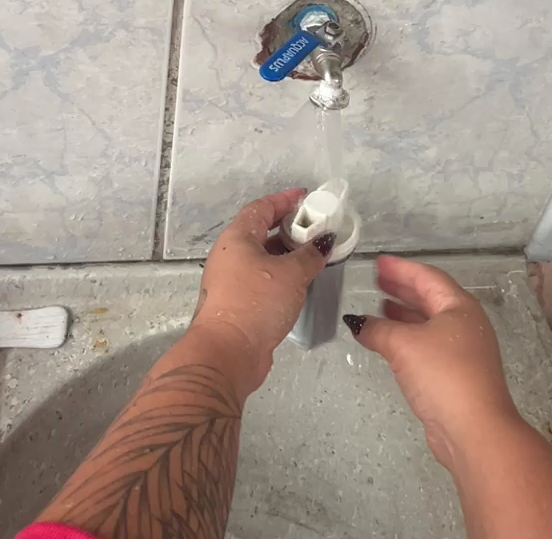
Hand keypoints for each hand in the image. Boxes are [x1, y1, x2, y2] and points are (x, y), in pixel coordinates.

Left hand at [187, 188, 331, 394]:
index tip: (306, 197)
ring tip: (313, 254)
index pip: (261, 208)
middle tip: (315, 227)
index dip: (284, 200)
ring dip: (287, 253)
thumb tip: (323, 242)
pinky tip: (300, 283)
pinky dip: (281, 274)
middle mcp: (230, 255)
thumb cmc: (256, 302)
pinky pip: (262, 278)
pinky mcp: (236, 303)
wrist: (227, 354)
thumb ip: (310, 255)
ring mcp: (230, 280)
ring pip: (262, 257)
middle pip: (261, 231)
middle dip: (289, 227)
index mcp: (237, 238)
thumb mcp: (292, 274)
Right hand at [344, 255, 524, 467]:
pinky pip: (428, 344)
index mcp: (458, 306)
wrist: (475, 431)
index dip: (401, 269)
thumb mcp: (404, 345)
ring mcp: (463, 350)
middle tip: (378, 281)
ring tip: (380, 306)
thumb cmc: (443, 375)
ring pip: (429, 322)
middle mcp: (464, 323)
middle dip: (403, 288)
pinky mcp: (457, 374)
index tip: (379, 263)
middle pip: (430, 297)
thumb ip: (378, 329)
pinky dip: (408, 336)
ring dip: (405, 313)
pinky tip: (390, 341)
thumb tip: (357, 323)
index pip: (426, 277)